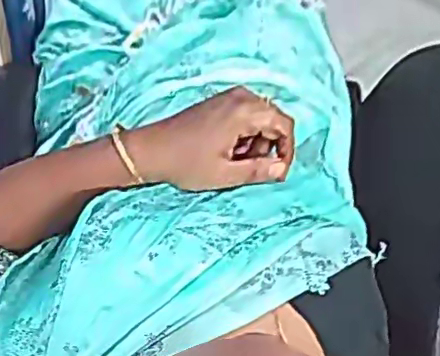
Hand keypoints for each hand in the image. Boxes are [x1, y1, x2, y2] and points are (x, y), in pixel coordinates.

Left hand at [125, 86, 295, 190]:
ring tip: (230, 163)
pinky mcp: (220, 102)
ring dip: (253, 144)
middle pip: (273, 120)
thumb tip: (280, 170)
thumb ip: (256, 171)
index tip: (277, 174)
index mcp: (246, 110)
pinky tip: (223, 152)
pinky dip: (241, 136)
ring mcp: (230, 96)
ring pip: (259, 120)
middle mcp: (242, 96)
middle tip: (246, 170)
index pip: (284, 124)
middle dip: (266, 148)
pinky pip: (244, 117)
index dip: (286, 151)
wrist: (153, 150)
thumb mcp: (224, 175)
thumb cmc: (185, 163)